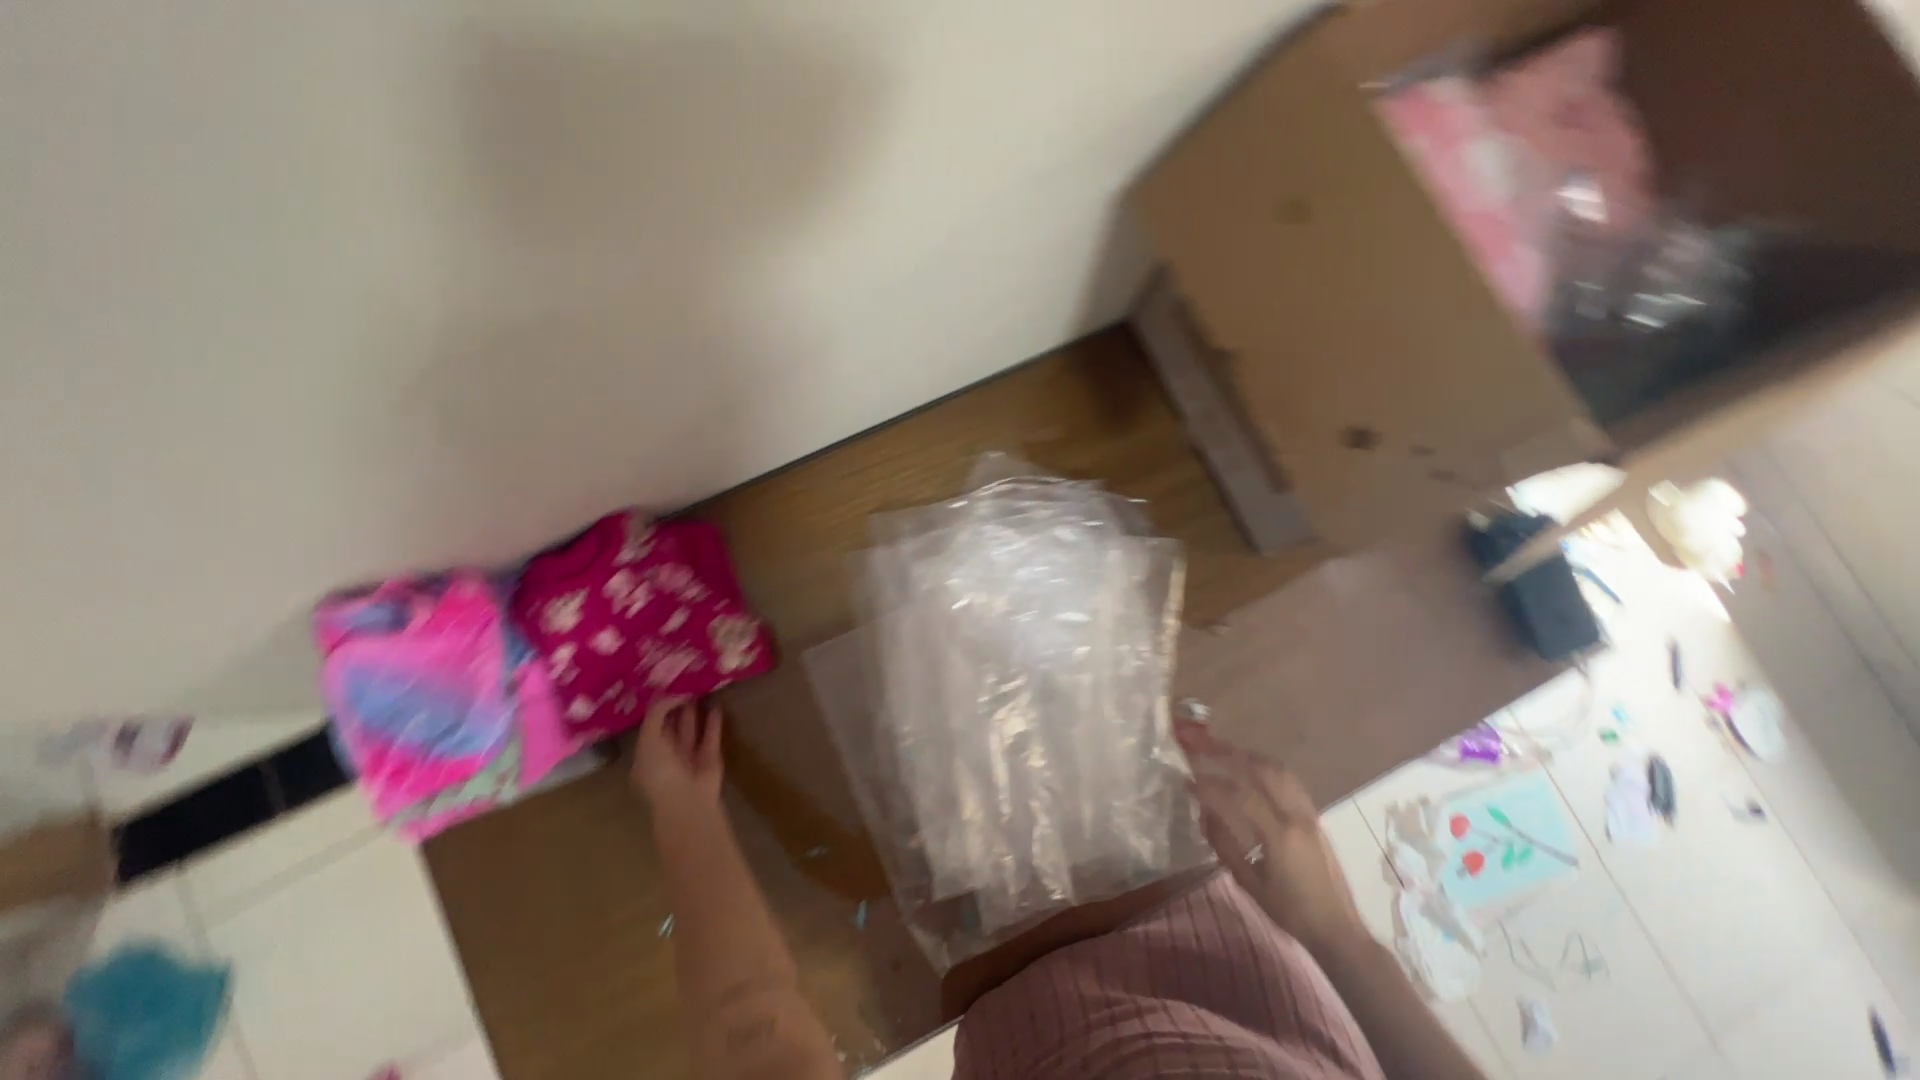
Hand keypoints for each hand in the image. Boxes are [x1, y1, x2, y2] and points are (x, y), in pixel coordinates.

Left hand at [632, 699, 723, 818]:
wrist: (687, 799)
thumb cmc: (659, 771)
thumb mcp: (648, 739)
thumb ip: (657, 714)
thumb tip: (675, 695)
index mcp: (646, 755)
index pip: (650, 728)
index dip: (656, 709)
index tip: (664, 689)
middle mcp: (666, 756)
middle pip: (671, 727)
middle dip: (675, 708)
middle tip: (683, 684)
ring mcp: (689, 758)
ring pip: (690, 730)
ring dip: (694, 712)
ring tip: (699, 690)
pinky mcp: (710, 758)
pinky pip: (710, 736)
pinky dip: (713, 722)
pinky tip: (716, 705)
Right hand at [1175, 716, 1366, 950]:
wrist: (1336, 927)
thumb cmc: (1290, 911)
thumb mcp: (1249, 884)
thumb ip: (1225, 846)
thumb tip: (1204, 813)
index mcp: (1279, 835)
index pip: (1240, 795)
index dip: (1211, 783)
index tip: (1188, 780)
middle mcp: (1297, 816)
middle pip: (1262, 770)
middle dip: (1230, 754)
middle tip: (1203, 748)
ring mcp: (1309, 814)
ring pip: (1279, 770)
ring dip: (1249, 757)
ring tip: (1224, 752)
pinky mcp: (1315, 818)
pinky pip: (1289, 781)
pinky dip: (1266, 769)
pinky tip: (1251, 771)